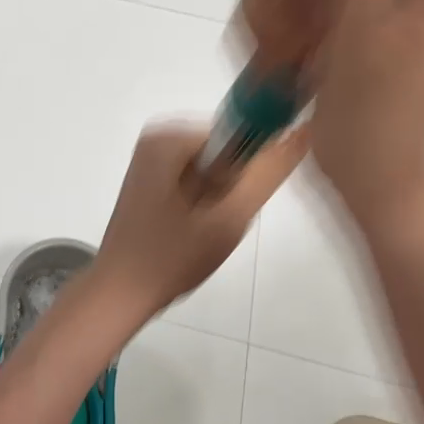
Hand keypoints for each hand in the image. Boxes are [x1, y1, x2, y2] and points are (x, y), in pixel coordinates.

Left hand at [92, 122, 310, 317]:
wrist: (121, 291)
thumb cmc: (171, 257)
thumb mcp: (228, 218)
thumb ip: (266, 174)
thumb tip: (303, 131)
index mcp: (169, 135)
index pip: (242, 134)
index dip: (249, 172)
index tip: (236, 205)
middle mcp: (157, 136)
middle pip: (227, 151)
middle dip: (233, 187)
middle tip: (218, 224)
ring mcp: (151, 157)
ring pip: (216, 170)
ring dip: (221, 199)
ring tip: (204, 230)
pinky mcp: (152, 178)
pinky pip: (198, 180)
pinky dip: (205, 204)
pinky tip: (192, 230)